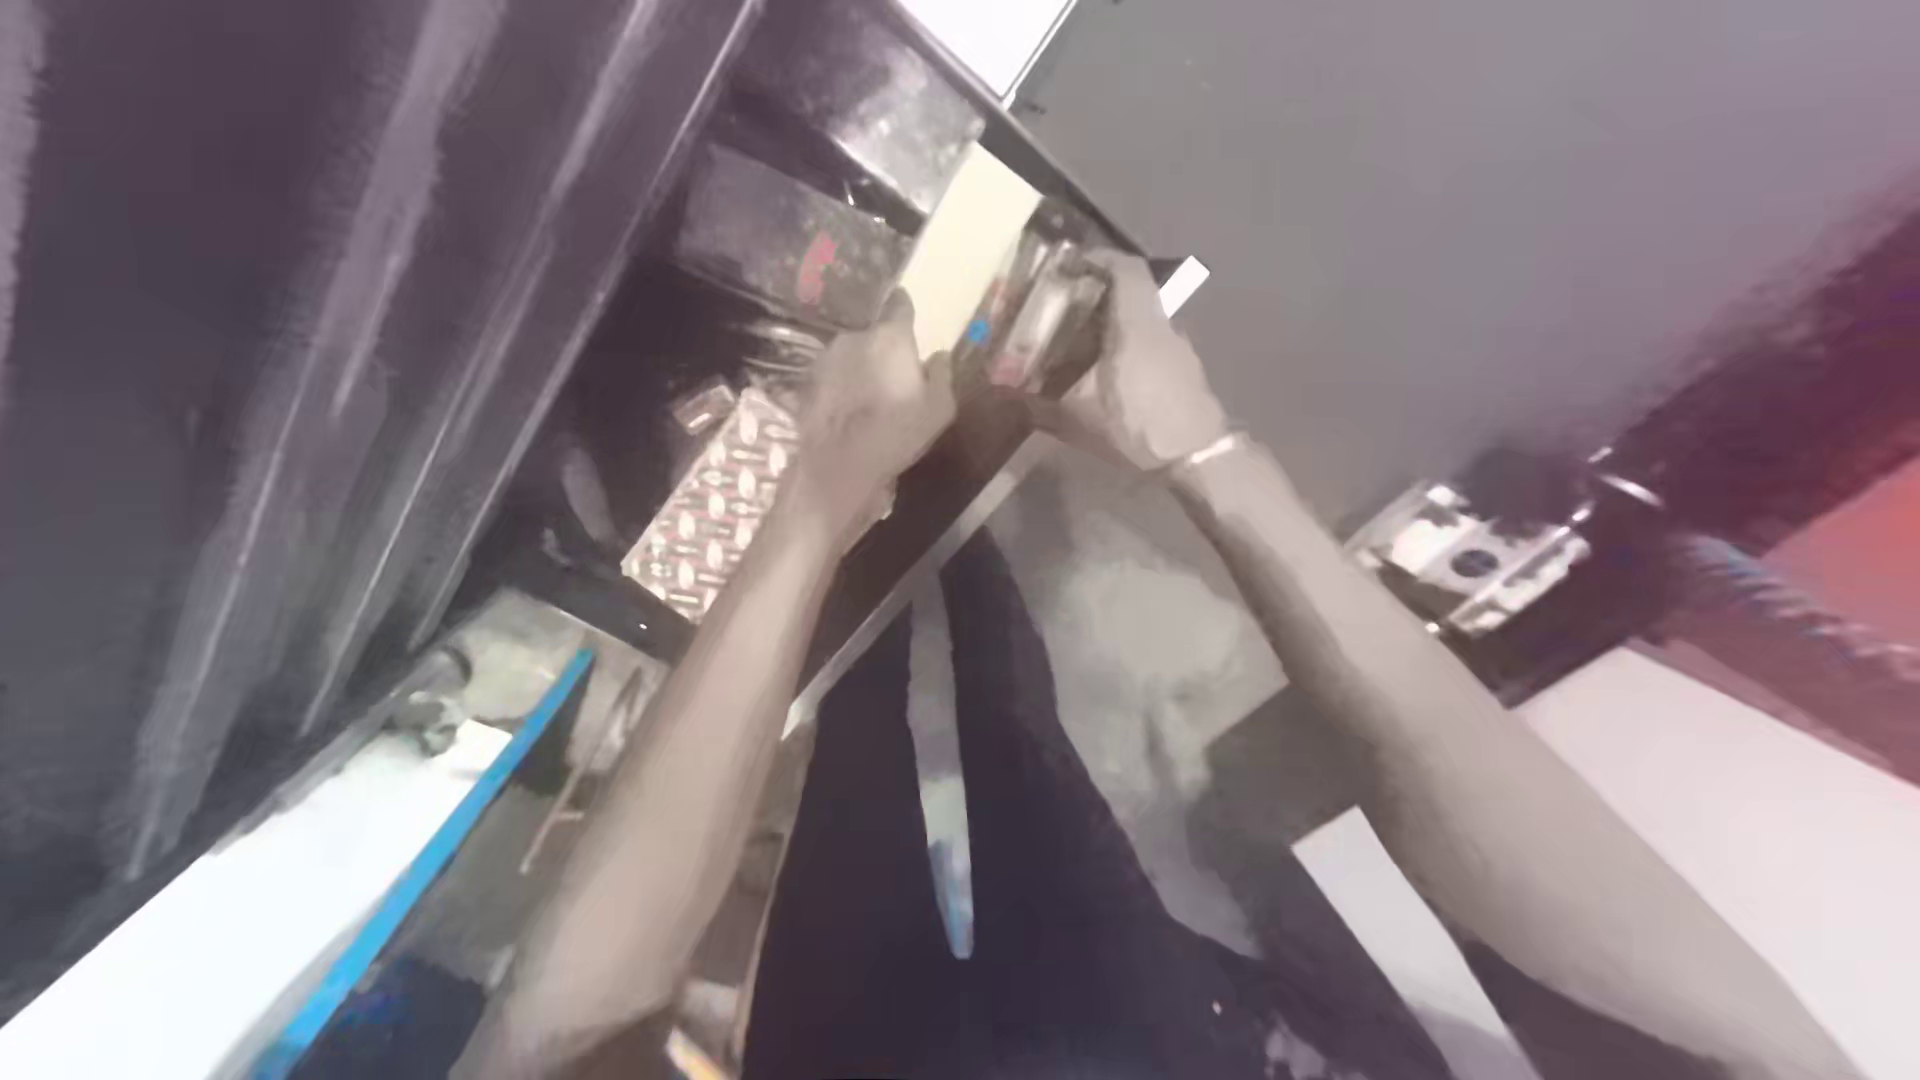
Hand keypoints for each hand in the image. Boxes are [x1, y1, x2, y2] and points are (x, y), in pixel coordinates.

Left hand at [782, 290, 955, 544]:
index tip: (909, 319)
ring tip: (868, 401)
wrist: (839, 466)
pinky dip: (840, 389)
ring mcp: (825, 359)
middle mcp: (854, 337)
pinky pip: (832, 379)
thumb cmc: (897, 432)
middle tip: (894, 378)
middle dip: (883, 350)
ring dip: (859, 370)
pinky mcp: (807, 384)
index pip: (900, 305)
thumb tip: (939, 356)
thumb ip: (942, 375)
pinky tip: (847, 413)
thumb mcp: (939, 408)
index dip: (906, 311)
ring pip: (850, 356)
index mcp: (891, 337)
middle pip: (874, 336)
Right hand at [1047, 251, 1228, 469]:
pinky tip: (1108, 373)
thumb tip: (1002, 396)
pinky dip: (1129, 345)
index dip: (1098, 258)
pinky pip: (1152, 342)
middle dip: (1097, 295)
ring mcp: (1178, 347)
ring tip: (1081, 345)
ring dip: (1114, 324)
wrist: (1196, 458)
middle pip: (1131, 293)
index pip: (1125, 268)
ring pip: (1142, 319)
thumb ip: (1038, 405)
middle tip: (1064, 309)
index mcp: (1137, 324)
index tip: (1070, 265)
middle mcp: (1162, 325)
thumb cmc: (1137, 427)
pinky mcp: (1184, 368)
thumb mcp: (1079, 419)